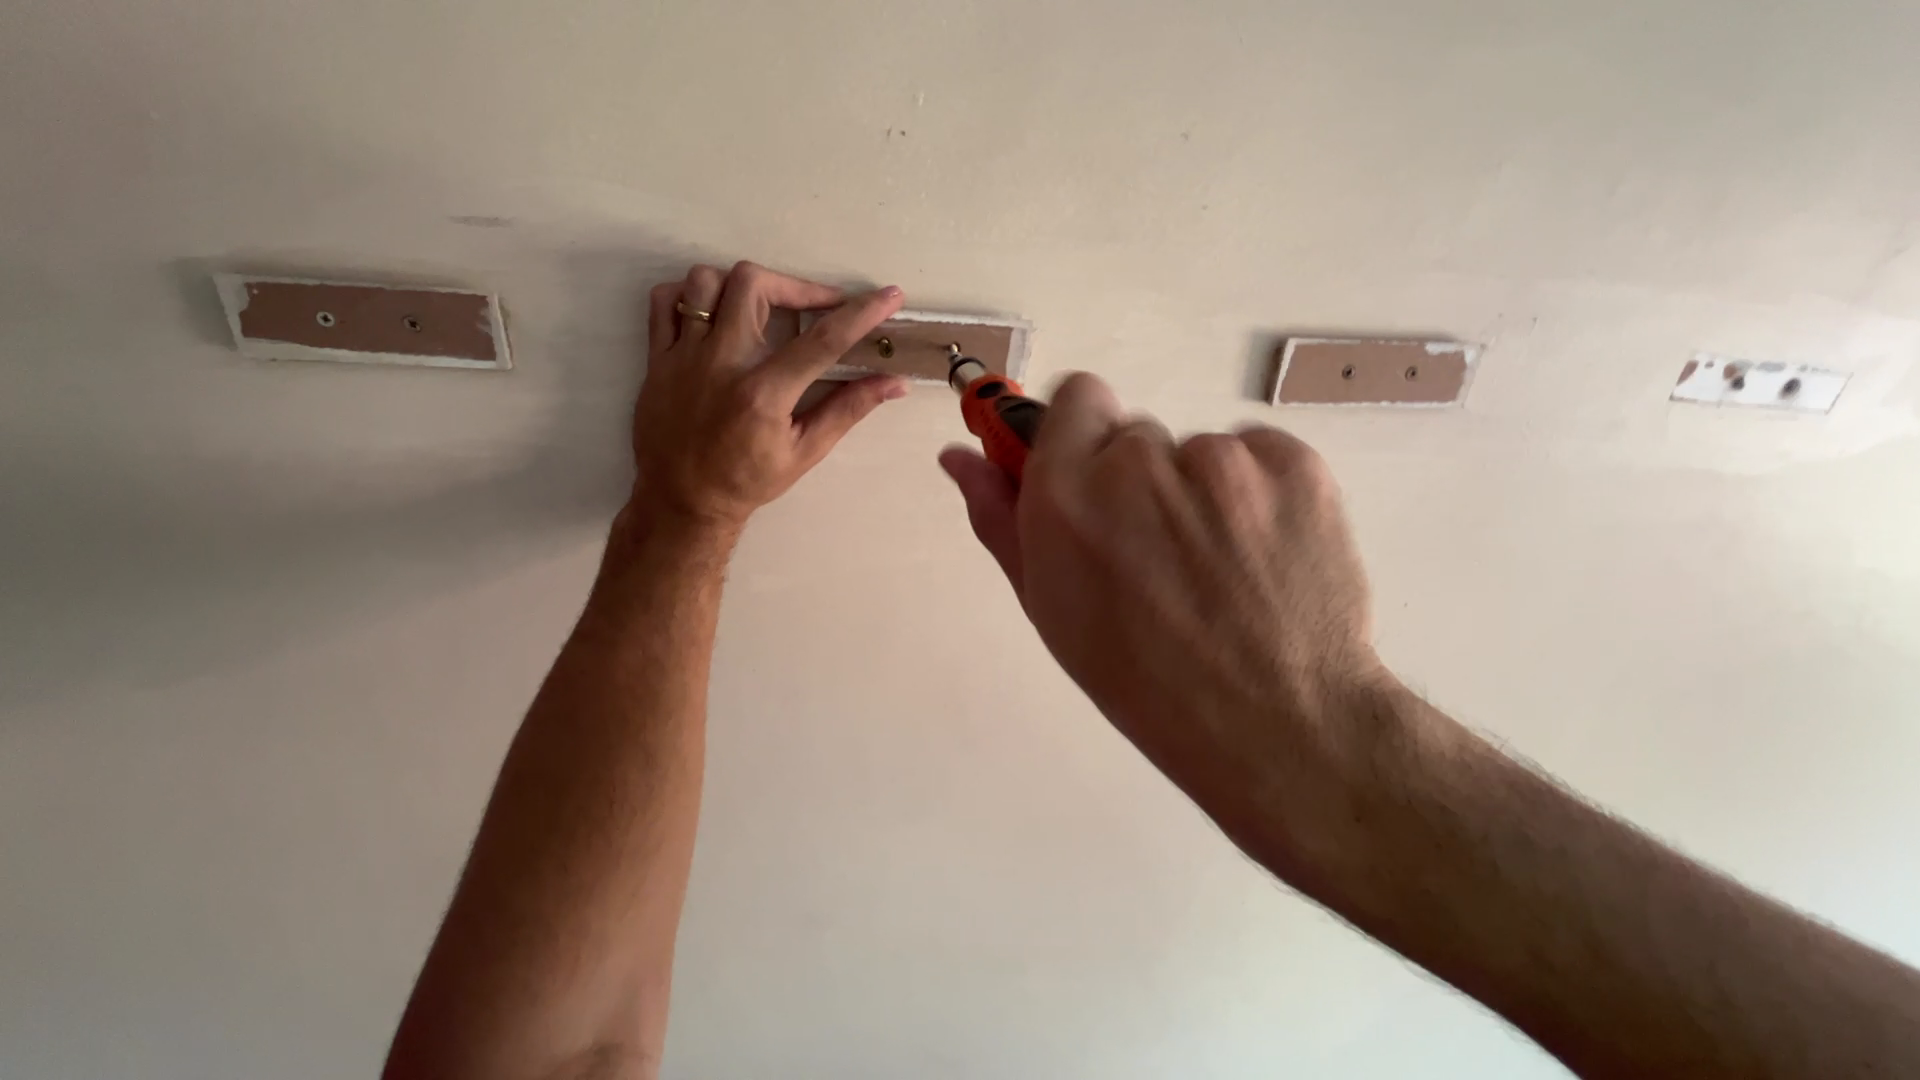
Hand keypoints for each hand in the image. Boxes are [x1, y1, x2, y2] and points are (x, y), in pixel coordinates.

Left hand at [627, 262, 908, 535]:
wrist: (682, 501)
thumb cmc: (747, 480)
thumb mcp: (805, 451)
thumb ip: (848, 409)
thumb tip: (895, 382)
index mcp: (763, 394)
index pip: (822, 340)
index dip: (862, 313)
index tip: (888, 296)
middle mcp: (722, 364)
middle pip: (754, 284)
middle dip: (794, 286)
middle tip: (815, 307)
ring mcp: (684, 356)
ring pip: (706, 282)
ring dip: (741, 286)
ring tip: (764, 309)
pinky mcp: (657, 357)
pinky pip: (665, 301)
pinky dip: (691, 295)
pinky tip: (715, 314)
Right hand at [938, 373, 1392, 846]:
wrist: (1275, 725)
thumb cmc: (1141, 678)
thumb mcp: (1050, 608)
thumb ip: (1000, 520)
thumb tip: (958, 454)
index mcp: (1065, 497)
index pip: (1076, 398)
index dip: (1086, 440)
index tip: (1099, 485)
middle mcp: (1138, 462)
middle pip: (1136, 434)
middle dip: (1141, 480)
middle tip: (1162, 554)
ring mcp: (1224, 460)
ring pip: (1199, 452)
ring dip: (1201, 492)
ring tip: (1221, 569)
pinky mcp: (1296, 465)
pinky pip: (1261, 455)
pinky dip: (1260, 494)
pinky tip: (1264, 556)